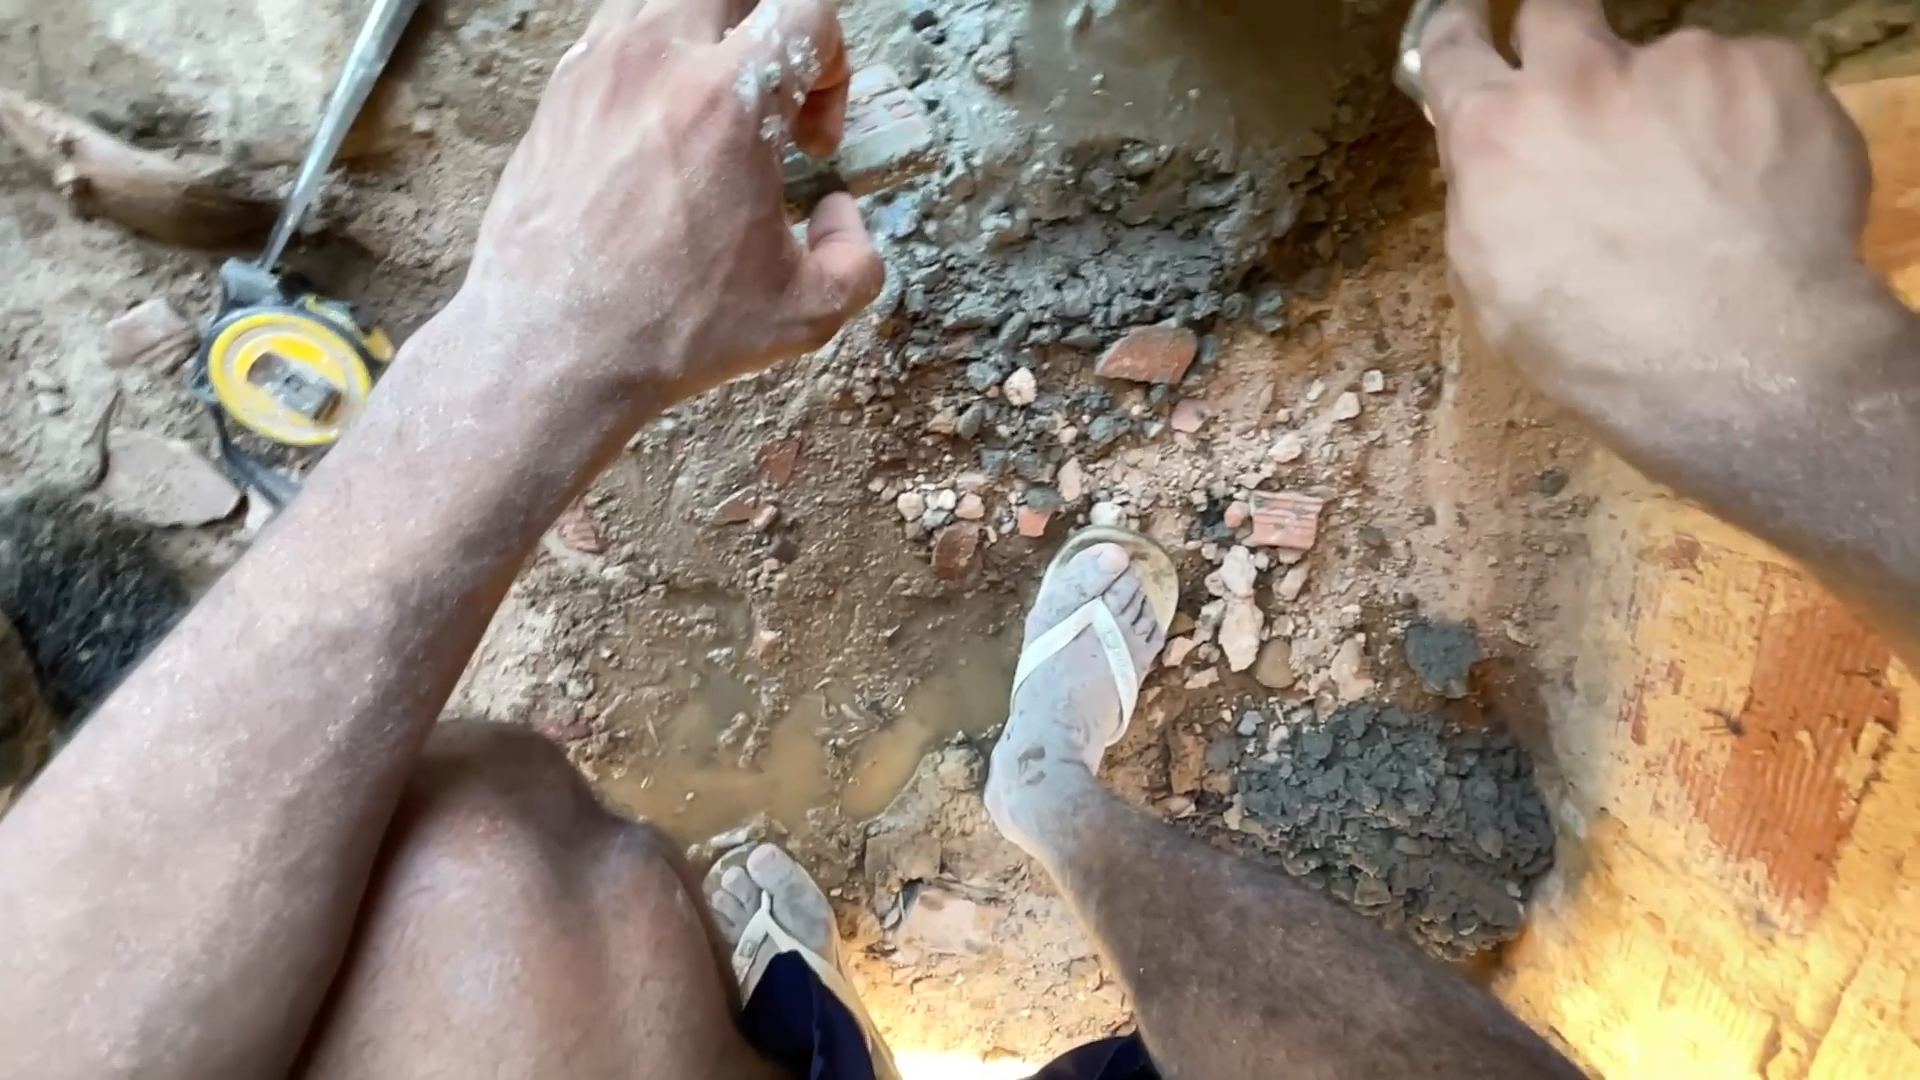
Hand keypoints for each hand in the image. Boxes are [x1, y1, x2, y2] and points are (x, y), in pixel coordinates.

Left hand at [455, 0, 885, 415]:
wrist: (560, 346)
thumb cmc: (680, 329)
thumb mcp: (807, 314)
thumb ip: (858, 260)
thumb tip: (842, 218)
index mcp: (731, 103)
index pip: (805, 11)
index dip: (834, 68)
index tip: (816, 140)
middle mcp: (659, 59)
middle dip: (771, 32)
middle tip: (772, 108)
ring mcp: (598, 68)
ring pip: (670, 1)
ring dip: (712, 47)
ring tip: (718, 129)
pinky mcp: (559, 93)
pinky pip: (620, 40)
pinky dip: (659, 71)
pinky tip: (665, 148)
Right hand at [1420, 0, 1884, 435]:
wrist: (1716, 345)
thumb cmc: (1571, 331)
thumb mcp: (1485, 270)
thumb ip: (1487, 193)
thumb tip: (1498, 163)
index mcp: (1494, 136)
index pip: (1453, 52)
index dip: (1452, 33)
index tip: (1459, 21)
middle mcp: (1579, 79)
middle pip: (1555, 4)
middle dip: (1549, 25)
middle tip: (1564, 68)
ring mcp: (1681, 63)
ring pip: (1657, 63)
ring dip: (1654, 103)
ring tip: (1677, 181)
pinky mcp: (1770, 68)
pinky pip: (1734, 81)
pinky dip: (1726, 120)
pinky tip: (1731, 183)